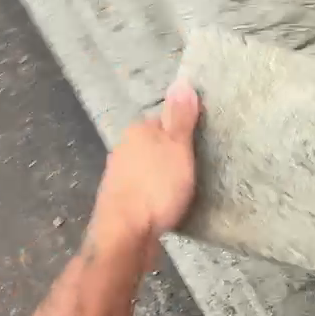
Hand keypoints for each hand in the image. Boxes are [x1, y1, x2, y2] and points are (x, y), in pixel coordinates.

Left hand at [88, 78, 200, 251]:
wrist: (125, 233)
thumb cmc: (156, 188)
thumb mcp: (178, 149)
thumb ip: (180, 118)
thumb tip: (182, 82)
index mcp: (138, 131)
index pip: (164, 121)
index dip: (182, 133)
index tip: (197, 148)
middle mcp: (123, 148)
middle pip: (153, 146)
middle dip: (169, 156)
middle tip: (192, 171)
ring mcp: (118, 176)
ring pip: (146, 169)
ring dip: (159, 177)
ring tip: (179, 191)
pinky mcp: (119, 201)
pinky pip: (141, 191)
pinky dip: (152, 195)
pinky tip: (162, 208)